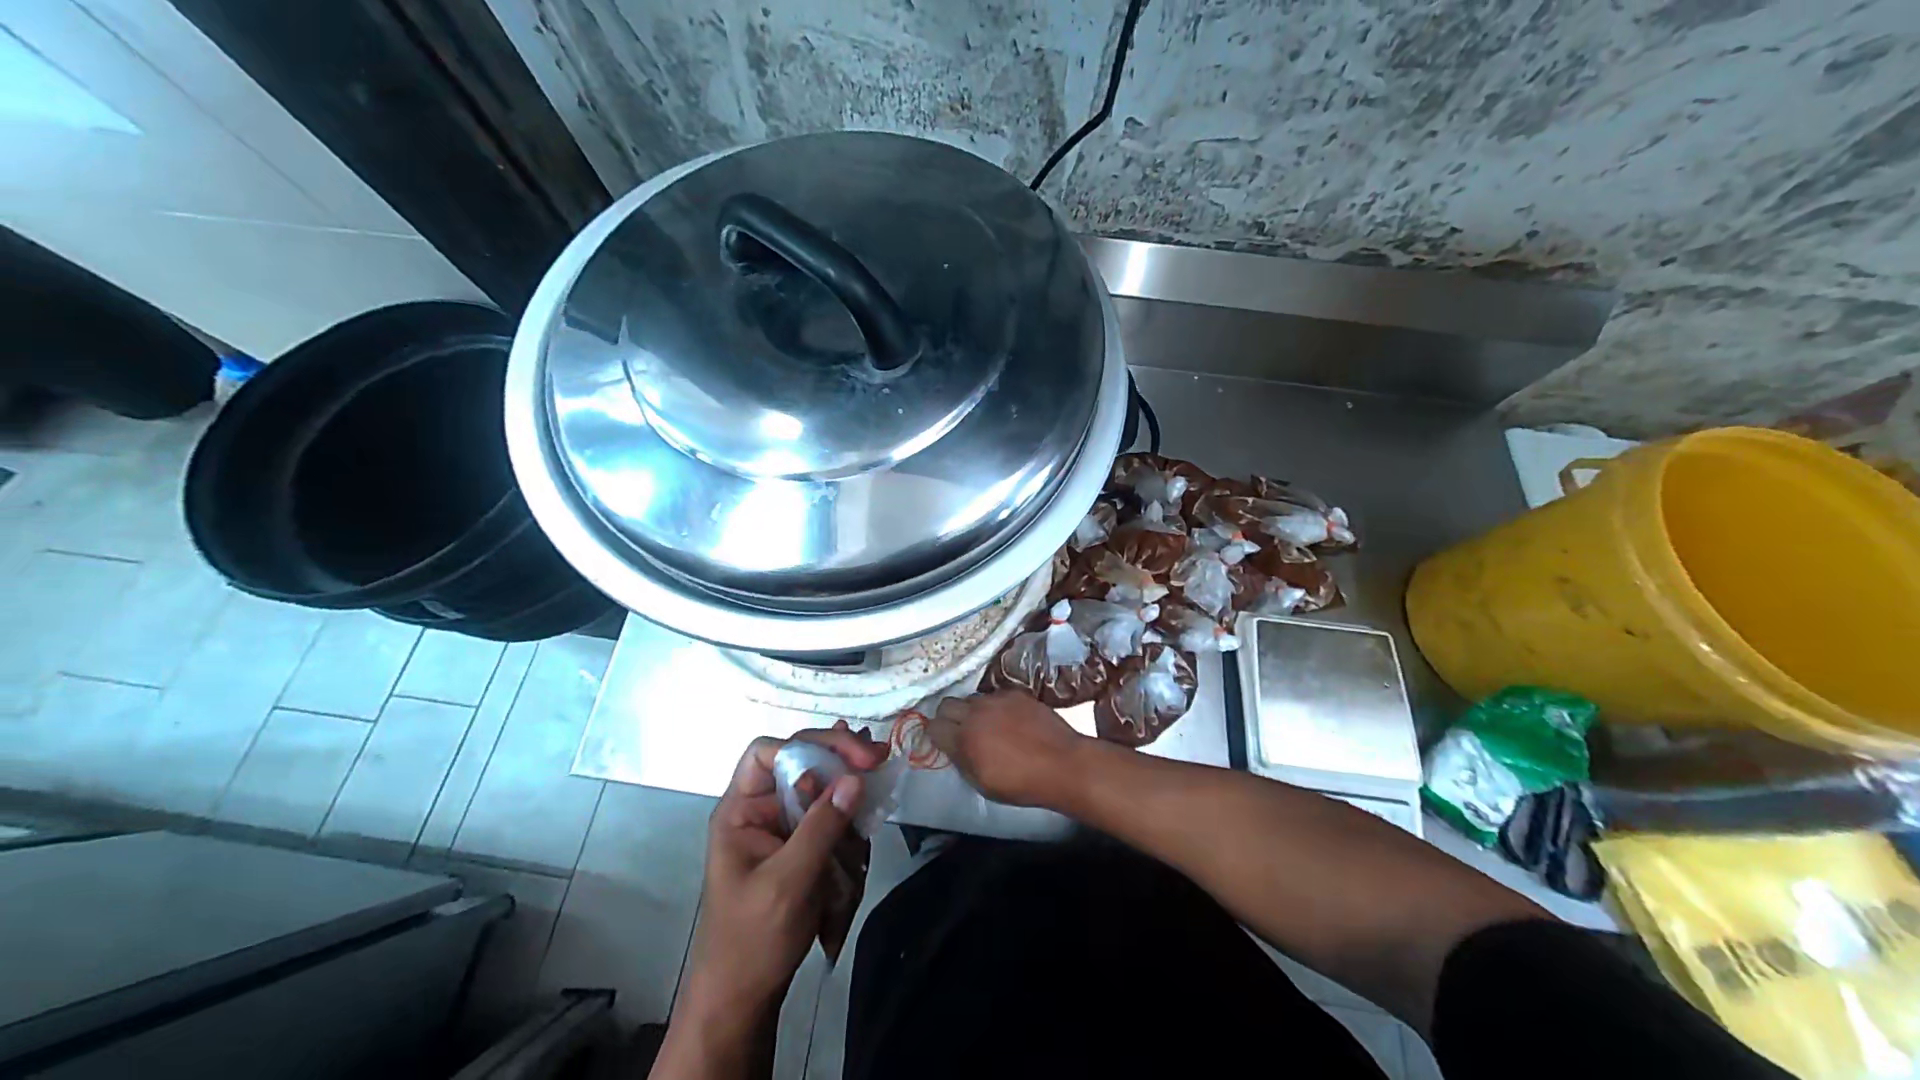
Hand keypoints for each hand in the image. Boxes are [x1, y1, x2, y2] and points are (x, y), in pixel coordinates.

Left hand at [664, 723, 883, 1074]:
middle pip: (799, 763)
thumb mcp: (788, 882)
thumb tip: (855, 778)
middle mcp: (760, 810)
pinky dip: (848, 813)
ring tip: (878, 767)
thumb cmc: (753, 940)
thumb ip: (821, 827)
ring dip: (847, 783)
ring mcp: (781, 828)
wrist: (743, 997)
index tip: (852, 756)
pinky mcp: (800, 848)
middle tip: (878, 757)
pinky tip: (865, 805)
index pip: (768, 752)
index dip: (809, 745)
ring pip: (819, 788)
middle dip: (838, 758)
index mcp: (740, 811)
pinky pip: (827, 817)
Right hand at [928, 690, 1089, 807]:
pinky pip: (995, 695)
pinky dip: (996, 706)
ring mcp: (997, 699)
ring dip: (973, 710)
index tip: (943, 741)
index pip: (933, 726)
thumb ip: (961, 762)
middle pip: (947, 704)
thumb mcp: (982, 784)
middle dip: (949, 717)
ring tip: (988, 725)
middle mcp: (976, 713)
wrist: (1062, 764)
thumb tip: (953, 748)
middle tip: (961, 731)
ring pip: (972, 698)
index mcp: (964, 739)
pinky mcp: (1016, 693)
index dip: (936, 735)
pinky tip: (1009, 719)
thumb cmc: (1021, 784)